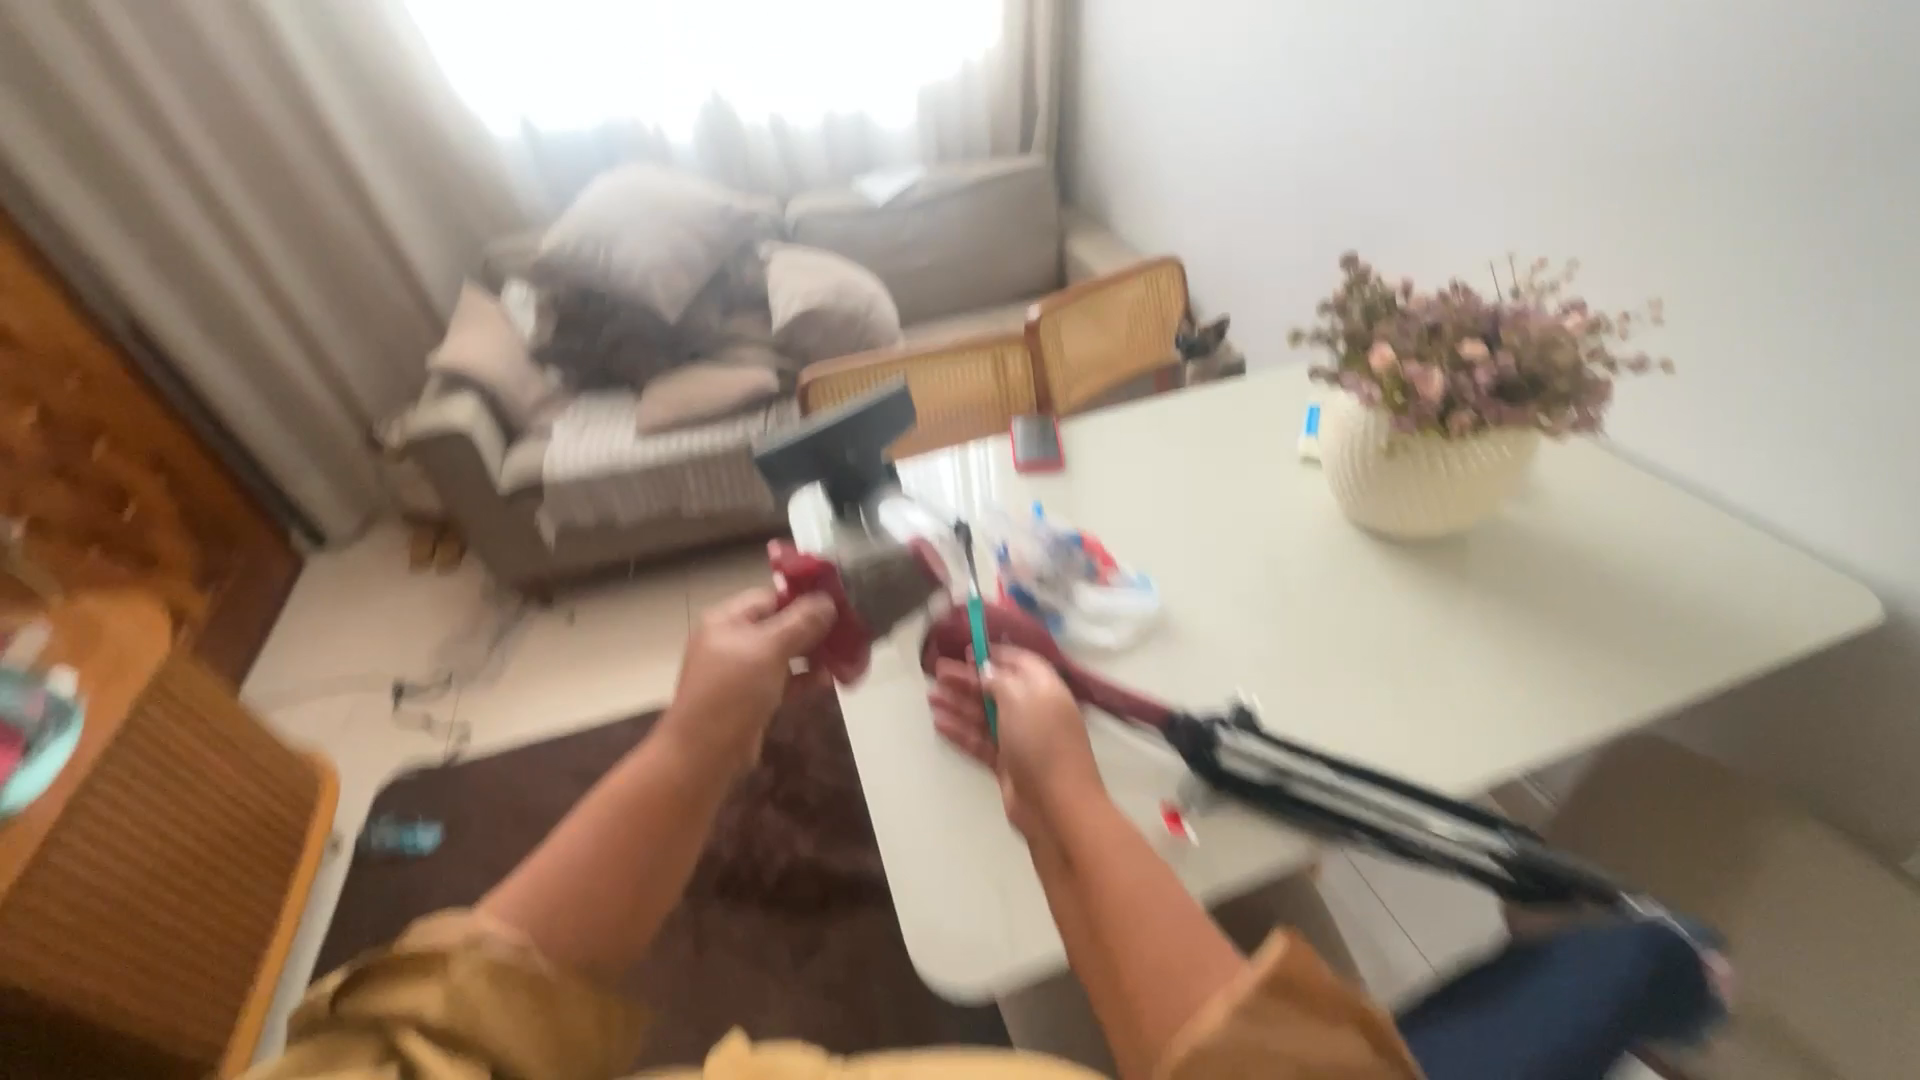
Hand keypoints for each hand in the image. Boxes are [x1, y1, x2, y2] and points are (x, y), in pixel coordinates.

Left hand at [663, 588, 835, 779]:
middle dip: (813, 630)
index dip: (802, 600)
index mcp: (727, 620)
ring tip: (842, 660)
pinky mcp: (751, 697)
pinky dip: (803, 679)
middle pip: (779, 625)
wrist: (704, 754)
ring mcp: (741, 671)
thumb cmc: (733, 692)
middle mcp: (732, 641)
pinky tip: (827, 682)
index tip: (837, 605)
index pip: (770, 597)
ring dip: (812, 656)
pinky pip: (783, 680)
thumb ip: (800, 623)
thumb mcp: (769, 650)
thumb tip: (828, 600)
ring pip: (784, 654)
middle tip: (846, 633)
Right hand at [928, 646, 1105, 840]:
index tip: (969, 650)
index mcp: (1045, 689)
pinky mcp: (1007, 764)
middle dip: (969, 679)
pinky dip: (961, 731)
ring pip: (985, 715)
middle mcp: (1034, 711)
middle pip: (998, 688)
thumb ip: (1001, 680)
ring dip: (959, 704)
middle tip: (938, 671)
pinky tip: (939, 722)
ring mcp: (1020, 739)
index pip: (1022, 662)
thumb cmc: (1041, 742)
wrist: (1056, 805)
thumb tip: (987, 669)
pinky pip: (980, 741)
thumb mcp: (1021, 699)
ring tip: (931, 695)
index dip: (997, 654)